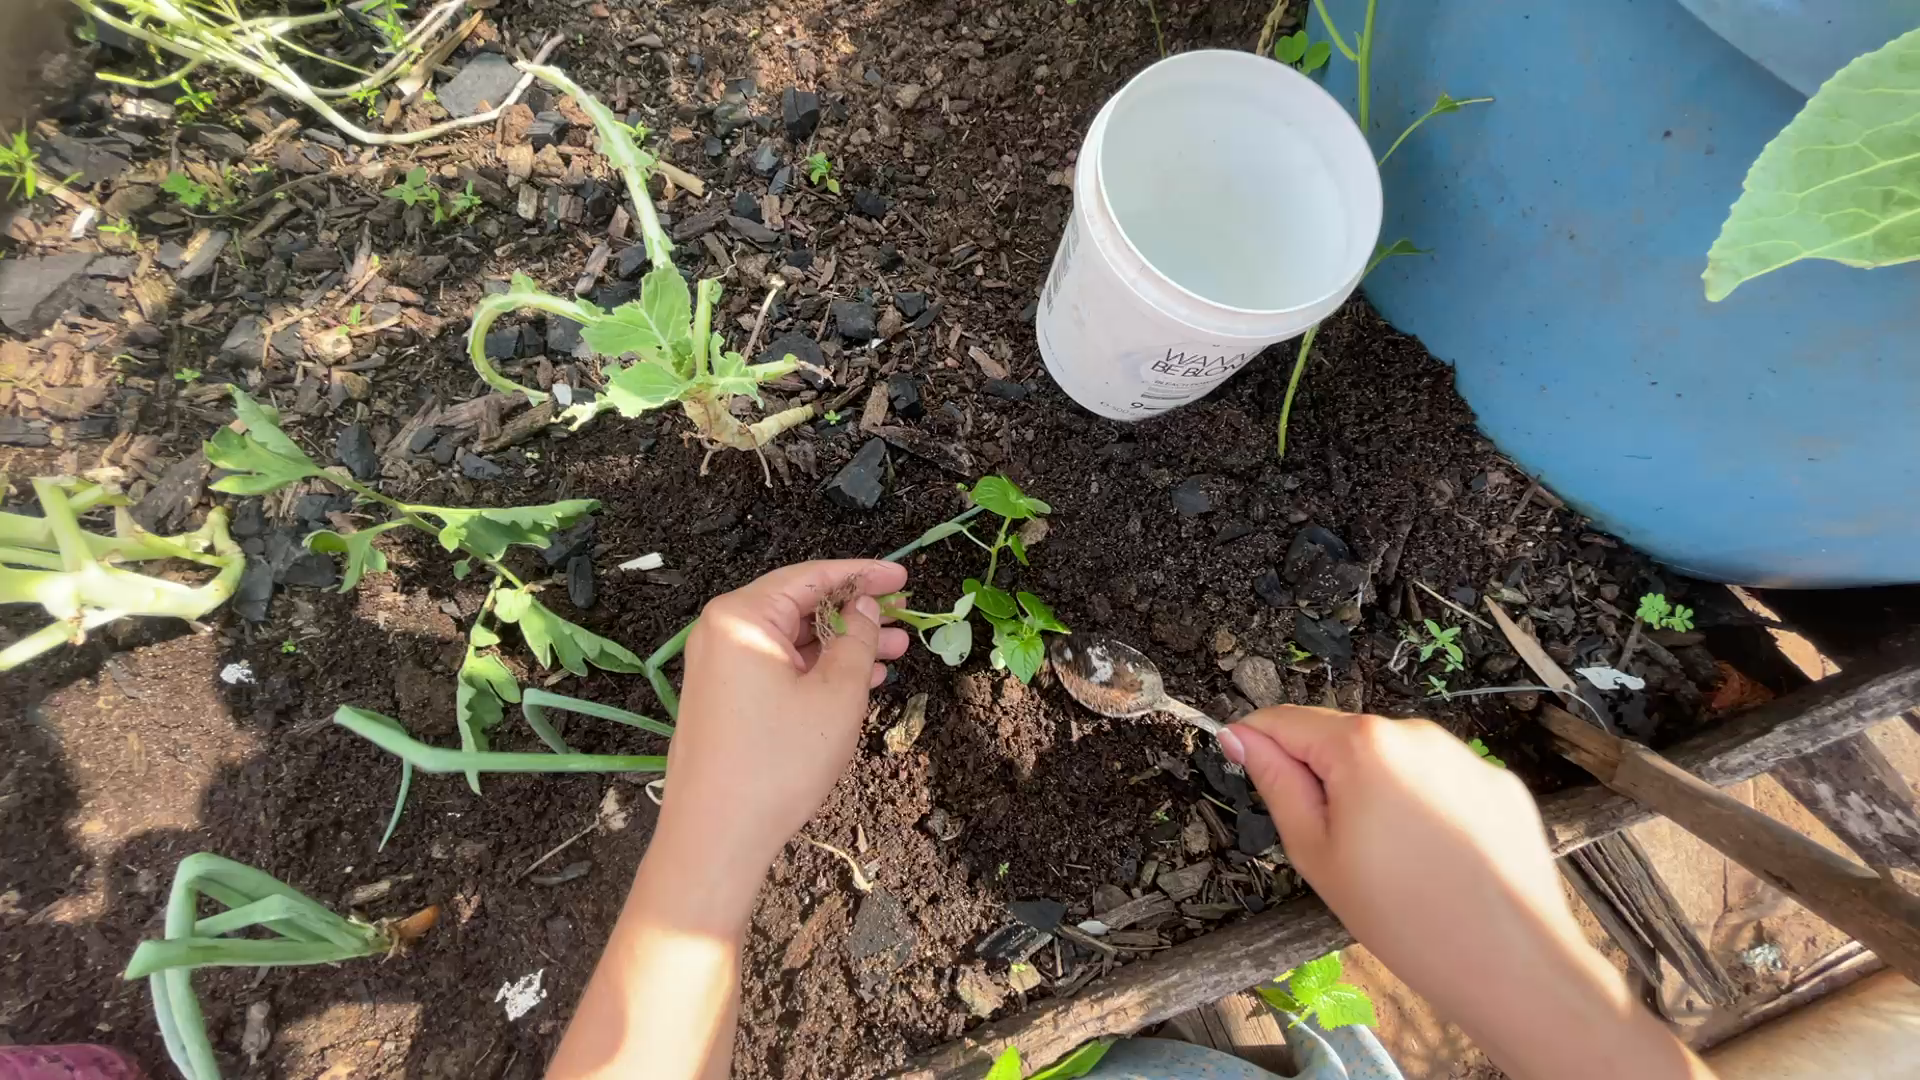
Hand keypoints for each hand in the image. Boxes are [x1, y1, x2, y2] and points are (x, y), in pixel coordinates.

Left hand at [659, 559, 908, 873]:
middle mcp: (724, 631)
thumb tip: (865, 605)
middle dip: (857, 613)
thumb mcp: (836, 693)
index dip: (863, 574)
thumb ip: (858, 638)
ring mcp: (722, 666)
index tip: (902, 576)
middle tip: (904, 619)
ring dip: (844, 644)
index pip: (812, 577)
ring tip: (895, 652)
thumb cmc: (779, 761)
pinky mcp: (726, 697)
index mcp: (743, 617)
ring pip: (795, 639)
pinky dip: (819, 668)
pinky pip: (780, 666)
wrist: (715, 840)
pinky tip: (859, 680)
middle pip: (802, 606)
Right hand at [1221, 707, 1709, 1079]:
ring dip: (1370, 783)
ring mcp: (1463, 753)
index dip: (1257, 740)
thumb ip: (1274, 781)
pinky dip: (1419, 798)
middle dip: (1321, 770)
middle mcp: (1414, 732)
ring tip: (1388, 848)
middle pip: (1337, 735)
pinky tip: (1433, 849)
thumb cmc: (1401, 917)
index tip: (1246, 766)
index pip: (1284, 719)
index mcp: (1362, 745)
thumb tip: (1240, 737)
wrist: (1519, 973)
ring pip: (1386, 754)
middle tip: (1331, 835)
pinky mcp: (1499, 780)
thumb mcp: (1313, 850)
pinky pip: (1435, 774)